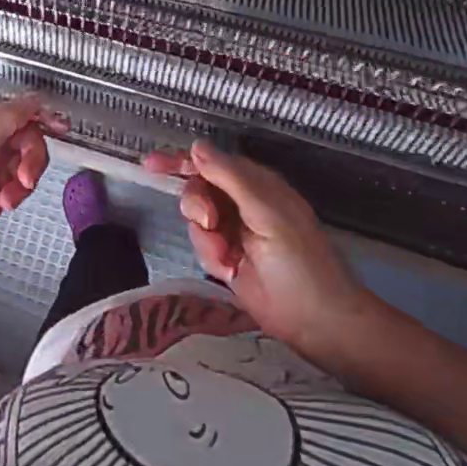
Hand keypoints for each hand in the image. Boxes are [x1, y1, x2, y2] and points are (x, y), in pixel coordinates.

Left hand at [0, 98, 64, 271]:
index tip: (58, 126)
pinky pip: (27, 182)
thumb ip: (4, 121)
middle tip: (24, 174)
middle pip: (30, 137)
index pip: (17, 110)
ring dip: (23, 180)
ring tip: (7, 193)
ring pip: (31, 161)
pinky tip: (1, 200)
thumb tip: (30, 101)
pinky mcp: (4, 185)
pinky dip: (18, 193)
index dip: (40, 117)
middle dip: (31, 158)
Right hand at [143, 141, 371, 351]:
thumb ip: (231, 178)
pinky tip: (230, 270)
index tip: (151, 165)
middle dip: (197, 206)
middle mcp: (242, 203)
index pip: (213, 162)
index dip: (182, 161)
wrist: (315, 318)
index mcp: (257, 184)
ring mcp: (233, 232)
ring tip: (228, 257)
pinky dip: (211, 258)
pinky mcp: (226, 259)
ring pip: (196, 221)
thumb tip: (197, 147)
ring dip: (206, 240)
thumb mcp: (266, 212)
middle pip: (198, 190)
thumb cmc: (300, 260)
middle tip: (210, 224)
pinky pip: (201, 247)